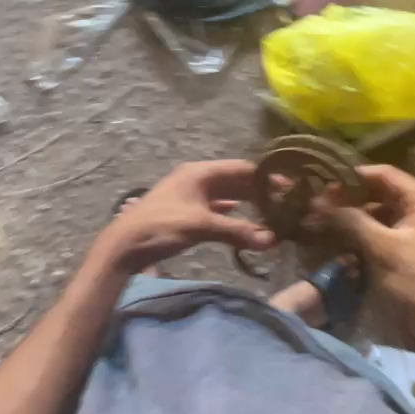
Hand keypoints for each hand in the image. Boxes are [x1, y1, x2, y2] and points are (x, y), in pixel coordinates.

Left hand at [94, 160, 276, 273]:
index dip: (266, 176)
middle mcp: (197, 178)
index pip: (241, 168)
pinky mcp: (186, 212)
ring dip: (246, 202)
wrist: (124, 245)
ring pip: (226, 195)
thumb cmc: (161, 226)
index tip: (290, 186)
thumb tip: (272, 240)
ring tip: (271, 212)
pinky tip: (245, 220)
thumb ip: (236, 231)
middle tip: (286, 202)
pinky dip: (232, 214)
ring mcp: (190, 195)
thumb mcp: (200, 227)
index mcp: (200, 172)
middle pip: (235, 180)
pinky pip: (216, 208)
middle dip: (259, 190)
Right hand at [310, 164, 414, 339]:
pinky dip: (367, 227)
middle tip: (321, 200)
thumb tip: (317, 200)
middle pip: (384, 190)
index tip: (325, 181)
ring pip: (384, 209)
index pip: (385, 173)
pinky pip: (388, 226)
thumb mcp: (381, 249)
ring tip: (327, 215)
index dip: (354, 175)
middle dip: (352, 195)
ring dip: (357, 212)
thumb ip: (351, 220)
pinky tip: (344, 233)